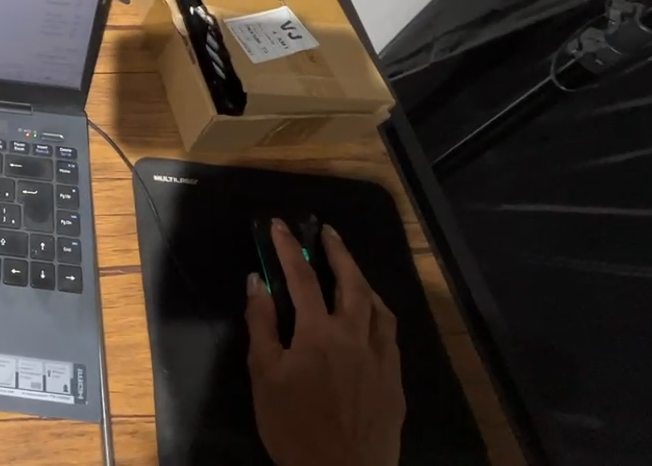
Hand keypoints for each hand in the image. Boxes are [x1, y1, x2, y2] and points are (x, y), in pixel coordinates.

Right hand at [245, 220, 403, 465]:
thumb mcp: (263, 374)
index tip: (279, 224)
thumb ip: (261, 324)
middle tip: (328, 232)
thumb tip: (257, 280)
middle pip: (352, 285)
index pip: (302, 278)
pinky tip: (371, 321)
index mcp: (319, 334)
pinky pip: (391, 339)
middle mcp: (356, 340)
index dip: (289, 247)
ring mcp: (381, 363)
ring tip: (353, 272)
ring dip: (364, 283)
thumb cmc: (293, 427)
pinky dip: (379, 317)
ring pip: (380, 310)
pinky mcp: (395, 387)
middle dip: (339, 253)